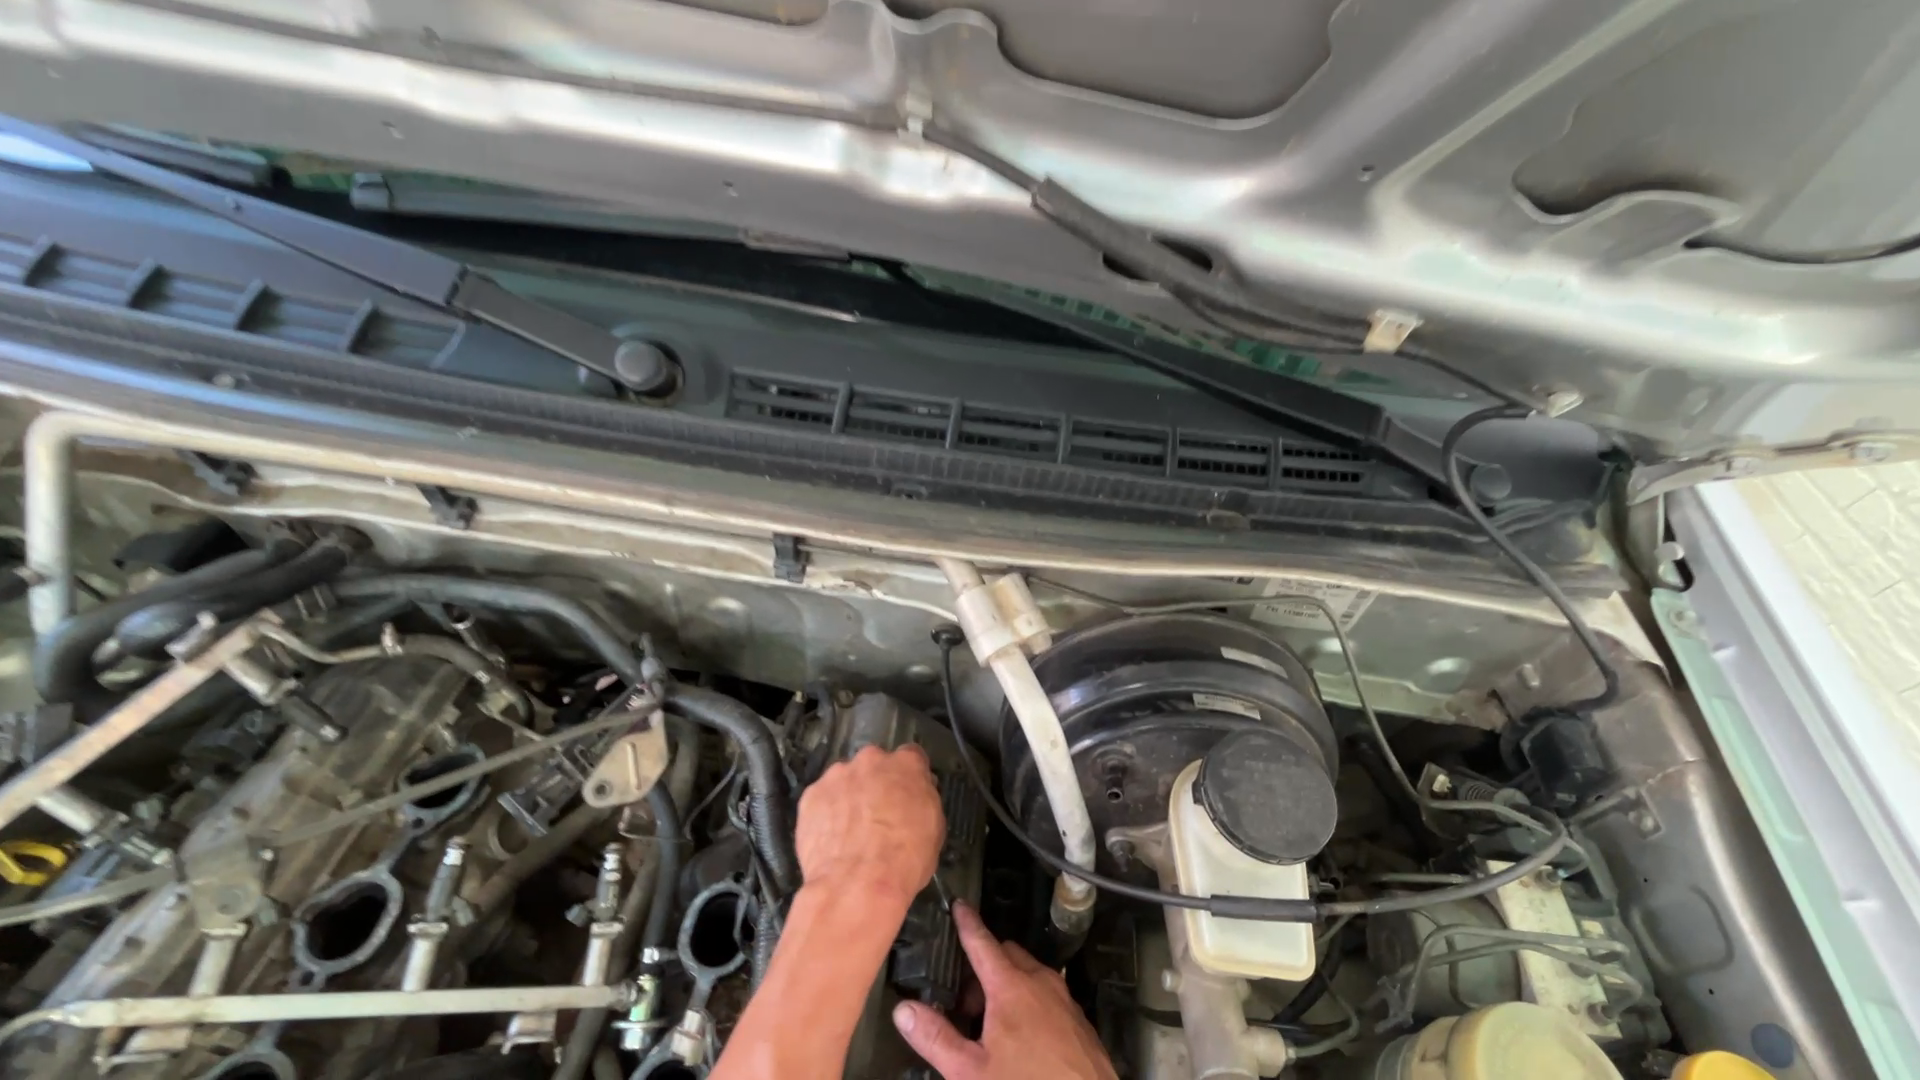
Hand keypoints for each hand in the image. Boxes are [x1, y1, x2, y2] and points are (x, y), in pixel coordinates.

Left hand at [796, 744, 945, 906]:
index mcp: (906, 764)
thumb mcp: (933, 829)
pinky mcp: (810, 795)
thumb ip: (923, 801)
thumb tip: (915, 797)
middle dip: (876, 783)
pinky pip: (821, 799)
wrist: (857, 884)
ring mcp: (837, 775)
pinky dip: (825, 813)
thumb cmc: (906, 860)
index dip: (909, 777)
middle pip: (874, 765)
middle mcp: (870, 760)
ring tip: (849, 830)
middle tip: (877, 814)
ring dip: (849, 796)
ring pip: (845, 780)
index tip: (908, 795)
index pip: (912, 757)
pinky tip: (830, 839)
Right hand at [892, 903, 1117, 1079]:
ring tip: (991, 1025)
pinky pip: (1047, 992)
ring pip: (1029, 972)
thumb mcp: (971, 1072)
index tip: (959, 904)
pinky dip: (1029, 999)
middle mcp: (1040, 982)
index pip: (982, 942)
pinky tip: (1022, 1037)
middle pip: (1006, 954)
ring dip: (1007, 984)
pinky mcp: (1077, 1018)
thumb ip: (936, 1038)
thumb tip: (904, 1010)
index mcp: (1011, 987)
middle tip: (966, 1003)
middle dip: (983, 967)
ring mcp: (1063, 998)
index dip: (967, 922)